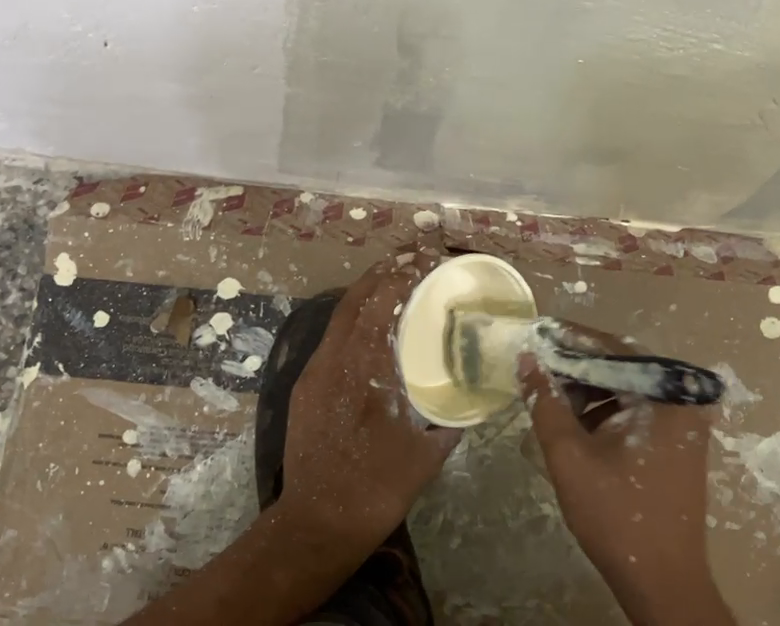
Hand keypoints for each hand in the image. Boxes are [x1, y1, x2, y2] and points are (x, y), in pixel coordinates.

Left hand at [277, 260, 462, 549]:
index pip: (382, 302)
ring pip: (340, 318)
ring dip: (366, 296)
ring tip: (393, 285)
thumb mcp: (426, 454)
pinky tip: (370, 331)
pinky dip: (353, 323)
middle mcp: (335, 360)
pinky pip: (332, 340)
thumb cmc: (377, 487)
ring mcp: (315, 372)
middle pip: (355, 299)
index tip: (425, 258)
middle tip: (409, 259)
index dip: (403, 274)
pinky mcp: (305, 387)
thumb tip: (474, 399)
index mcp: (366, 368)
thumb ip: (450, 420)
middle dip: (382, 273)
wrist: (319, 521)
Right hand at [521, 326, 731, 625]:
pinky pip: (635, 408)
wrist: (662, 582)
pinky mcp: (676, 442)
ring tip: (547, 392)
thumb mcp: (569, 454)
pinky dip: (603, 408)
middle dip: (575, 363)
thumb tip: (527, 358)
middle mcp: (682, 399)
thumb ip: (545, 401)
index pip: (612, 346)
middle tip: (536, 362)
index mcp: (667, 394)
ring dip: (586, 387)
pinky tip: (571, 419)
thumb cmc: (616, 515)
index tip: (535, 331)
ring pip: (626, 386)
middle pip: (620, 364)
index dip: (570, 337)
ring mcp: (683, 422)